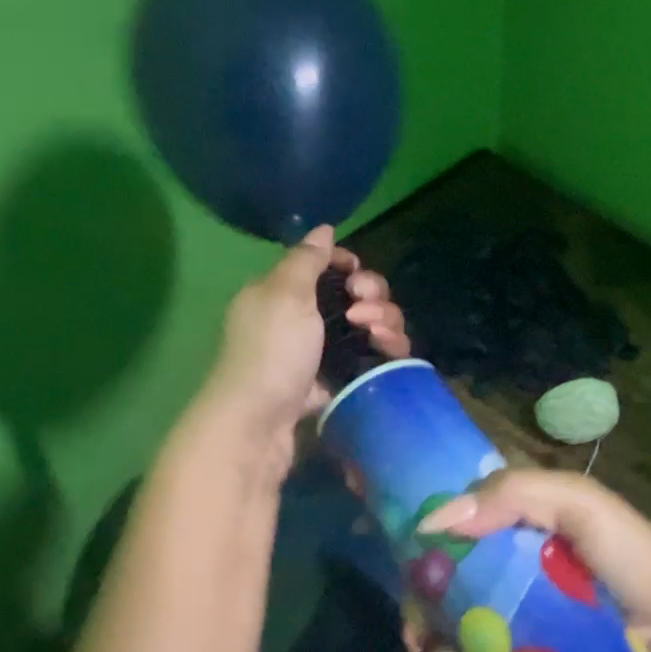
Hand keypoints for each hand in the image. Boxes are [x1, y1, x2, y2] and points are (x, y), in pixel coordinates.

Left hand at [207, 227, 411, 424]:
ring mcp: (324, 350)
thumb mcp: (285, 294)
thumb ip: (307, 259)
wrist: (260, 423)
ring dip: (386, 322)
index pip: (328, 265)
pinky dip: (387, 350)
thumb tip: (324, 228)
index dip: (350, 266)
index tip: (355, 278)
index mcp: (286, 292)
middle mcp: (306, 317)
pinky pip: (373, 355)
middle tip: (360, 314)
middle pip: (358, 293)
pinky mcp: (340, 378)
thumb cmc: (271, 351)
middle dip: (373, 296)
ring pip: (372, 324)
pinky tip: (390, 353)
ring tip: (379, 337)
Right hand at [406, 470, 650, 651]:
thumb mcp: (581, 505)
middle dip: (428, 619)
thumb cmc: (632, 560)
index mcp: (526, 531)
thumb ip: (514, 495)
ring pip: (465, 641)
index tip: (409, 587)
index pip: (460, 538)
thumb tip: (434, 522)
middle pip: (452, 595)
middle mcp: (521, 577)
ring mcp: (530, 627)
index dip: (426, 560)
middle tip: (423, 647)